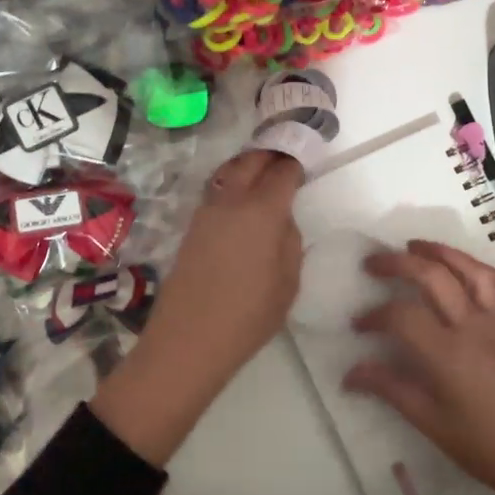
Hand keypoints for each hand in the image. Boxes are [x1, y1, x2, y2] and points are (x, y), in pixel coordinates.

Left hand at [136, 149, 304, 374]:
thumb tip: (281, 221)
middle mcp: (231, 201)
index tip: (305, 163)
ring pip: (228, 173)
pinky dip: (231, 186)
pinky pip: (215, 193)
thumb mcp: (287, 282)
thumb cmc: (249, 315)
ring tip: (262, 176)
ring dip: (247, 167)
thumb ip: (289, 242)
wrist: (189, 339)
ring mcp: (206, 213)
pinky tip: (241, 204)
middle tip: (285, 159)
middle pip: (250, 161)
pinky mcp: (191, 228)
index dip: (296, 163)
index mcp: (262, 211)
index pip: (282, 171)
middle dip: (269, 155)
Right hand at [341, 240, 494, 494]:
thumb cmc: (484, 447)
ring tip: (416, 245)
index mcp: (447, 353)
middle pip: (434, 277)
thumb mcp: (430, 422)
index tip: (358, 326)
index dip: (374, 316)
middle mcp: (473, 328)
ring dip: (443, 252)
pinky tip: (474, 272)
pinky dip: (491, 274)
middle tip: (373, 263)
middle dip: (399, 263)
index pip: (401, 316)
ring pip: (473, 272)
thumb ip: (390, 390)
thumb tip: (351, 373)